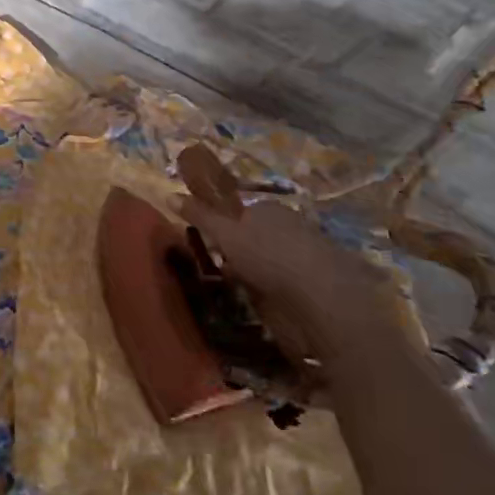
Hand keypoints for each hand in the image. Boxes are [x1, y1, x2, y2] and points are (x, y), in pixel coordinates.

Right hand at [178, 197, 410, 378]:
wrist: (324, 296)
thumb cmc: (267, 257)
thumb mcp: (224, 234)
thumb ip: (199, 215)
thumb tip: (169, 193)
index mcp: (268, 208)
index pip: (240, 210)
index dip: (226, 227)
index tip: (215, 246)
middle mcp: (292, 222)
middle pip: (259, 232)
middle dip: (245, 249)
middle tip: (229, 271)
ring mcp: (312, 249)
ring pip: (278, 255)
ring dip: (264, 270)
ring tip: (251, 291)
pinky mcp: (326, 276)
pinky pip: (294, 277)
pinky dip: (284, 286)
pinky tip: (277, 301)